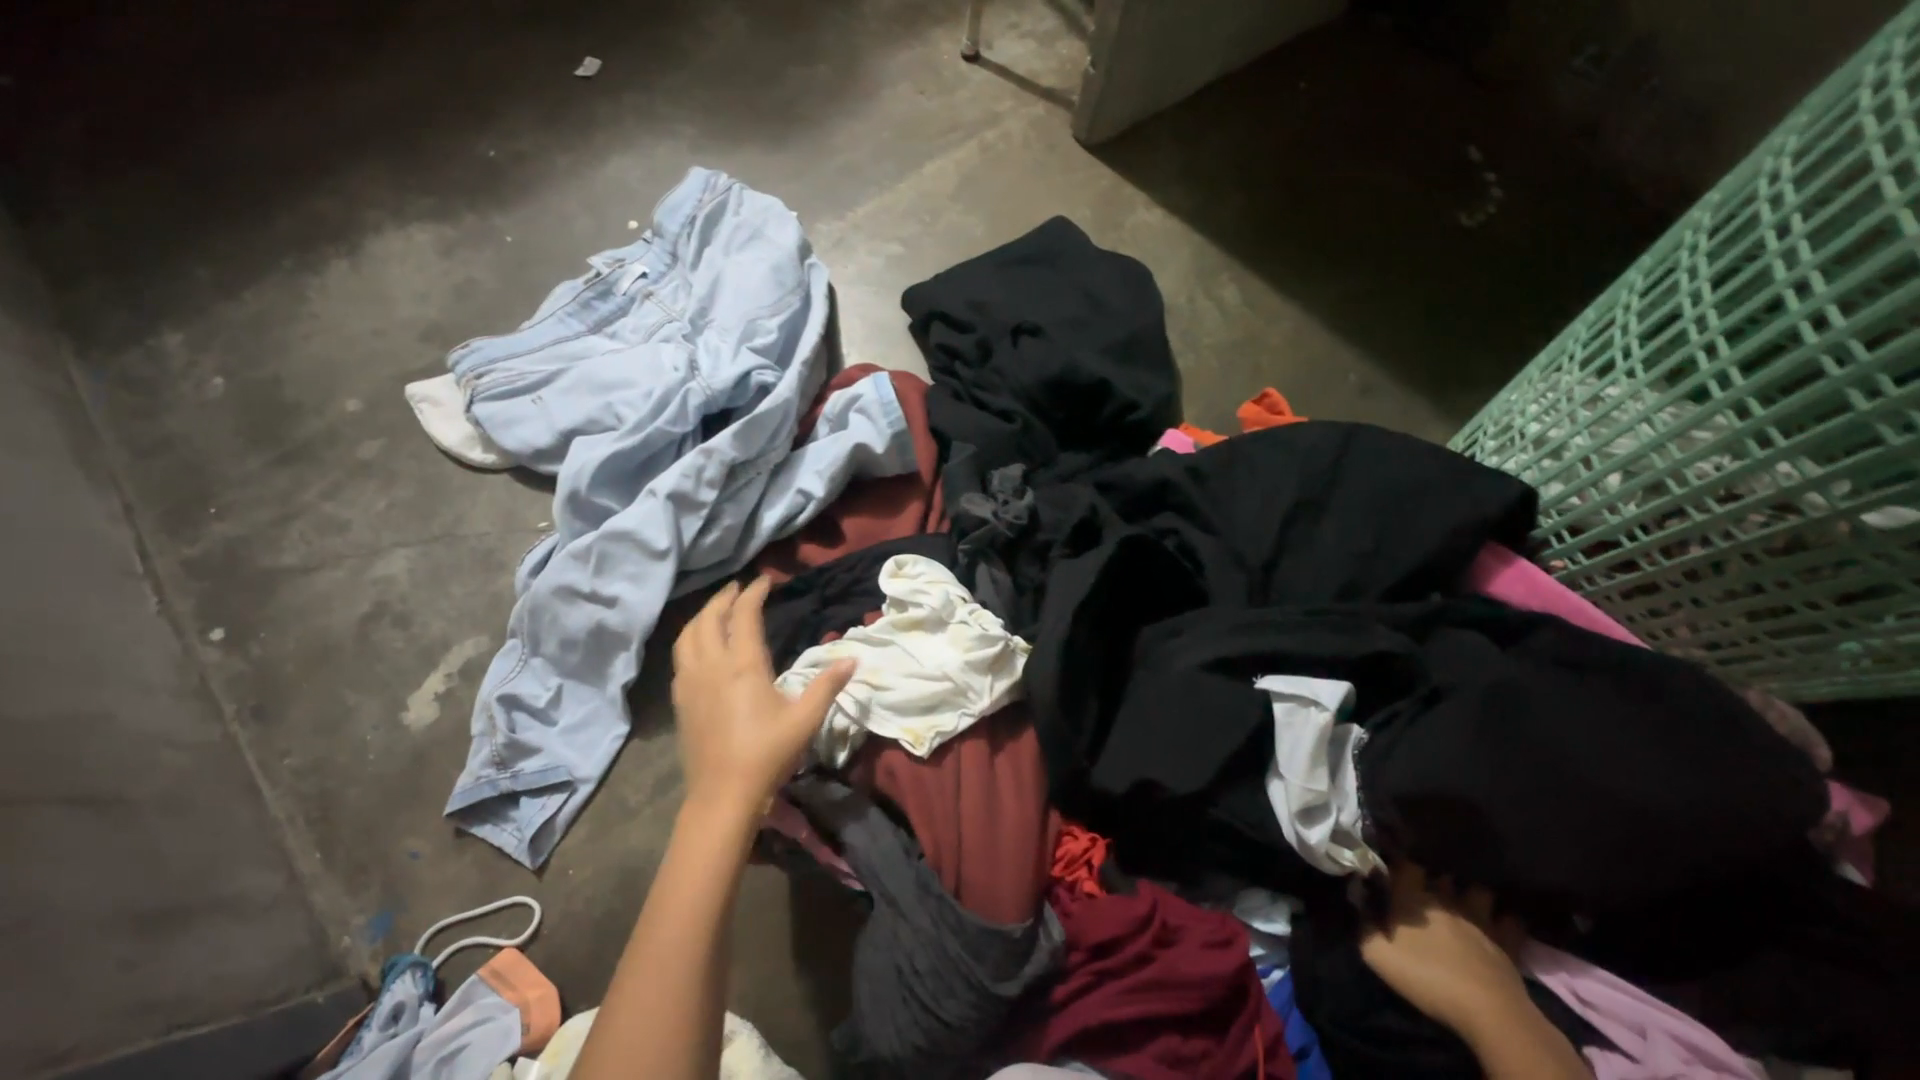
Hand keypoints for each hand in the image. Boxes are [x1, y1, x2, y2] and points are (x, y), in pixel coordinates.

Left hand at [670, 578, 855, 816]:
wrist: (723, 794)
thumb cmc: (767, 754)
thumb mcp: (805, 720)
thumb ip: (827, 686)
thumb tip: (852, 659)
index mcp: (743, 666)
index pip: (745, 616)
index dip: (754, 593)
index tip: (765, 581)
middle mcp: (711, 666)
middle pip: (709, 618)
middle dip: (724, 598)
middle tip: (739, 588)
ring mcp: (690, 683)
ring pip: (688, 635)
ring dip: (702, 616)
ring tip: (717, 611)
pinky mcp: (680, 700)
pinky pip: (680, 657)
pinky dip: (690, 639)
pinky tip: (700, 648)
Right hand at [1359, 864, 1531, 1039]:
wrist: (1486, 1009)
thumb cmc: (1426, 978)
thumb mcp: (1378, 957)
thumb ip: (1363, 927)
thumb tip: (1359, 905)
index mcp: (1414, 900)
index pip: (1405, 866)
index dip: (1398, 864)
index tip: (1391, 870)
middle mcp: (1447, 900)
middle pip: (1441, 876)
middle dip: (1433, 879)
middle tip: (1425, 890)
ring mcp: (1481, 918)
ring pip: (1477, 891)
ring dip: (1470, 894)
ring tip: (1464, 902)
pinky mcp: (1507, 939)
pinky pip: (1509, 920)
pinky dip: (1505, 919)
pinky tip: (1500, 924)